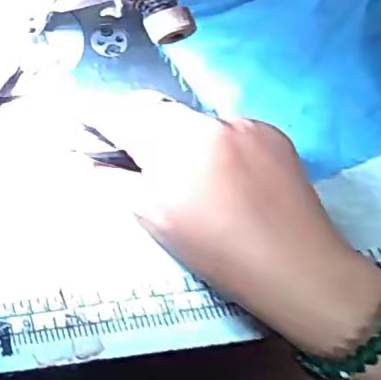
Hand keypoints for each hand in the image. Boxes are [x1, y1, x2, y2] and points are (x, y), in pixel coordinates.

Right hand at [83, 92, 380, 358]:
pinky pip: (224, 129)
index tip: (79, 120)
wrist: (301, 270)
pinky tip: (220, 175)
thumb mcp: (153, 218)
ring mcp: (243, 123)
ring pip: (190, 119)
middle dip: (132, 122)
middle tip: (121, 147)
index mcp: (175, 141)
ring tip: (180, 172)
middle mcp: (208, 120)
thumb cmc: (217, 251)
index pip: (120, 113)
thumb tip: (84, 159)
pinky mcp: (270, 131)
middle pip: (154, 108)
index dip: (95, 115)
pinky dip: (211, 143)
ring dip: (173, 134)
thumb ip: (112, 181)